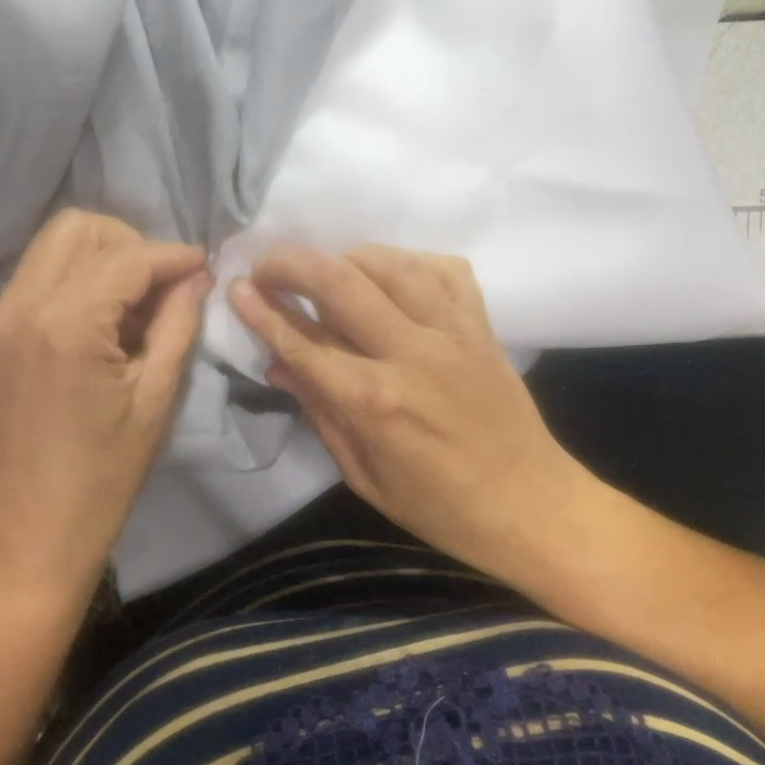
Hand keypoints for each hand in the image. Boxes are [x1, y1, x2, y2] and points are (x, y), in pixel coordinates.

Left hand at [0, 209, 211, 594]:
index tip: (202, 265)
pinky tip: (89, 337)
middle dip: (127, 244)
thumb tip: (195, 277)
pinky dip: (64, 294)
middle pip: (74, 230)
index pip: (125, 257)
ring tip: (128, 314)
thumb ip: (176, 325)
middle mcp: (16, 309)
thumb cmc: (105, 477)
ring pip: (45, 256)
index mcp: (66, 326)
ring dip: (94, 266)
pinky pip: (26, 292)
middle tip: (159, 286)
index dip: (171, 255)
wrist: (31, 534)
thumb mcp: (155, 401)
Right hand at [227, 246, 584, 576]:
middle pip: (341, 283)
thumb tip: (278, 365)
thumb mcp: (364, 476)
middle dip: (293, 265)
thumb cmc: (439, 508)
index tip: (235, 288)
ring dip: (347, 256)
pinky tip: (390, 276)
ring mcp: (453, 333)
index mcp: (374, 402)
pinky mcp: (482, 327)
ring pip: (392, 265)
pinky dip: (411, 263)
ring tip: (323, 270)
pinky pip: (446, 271)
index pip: (303, 342)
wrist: (529, 506)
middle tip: (266, 268)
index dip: (262, 312)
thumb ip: (321, 413)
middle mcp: (411, 354)